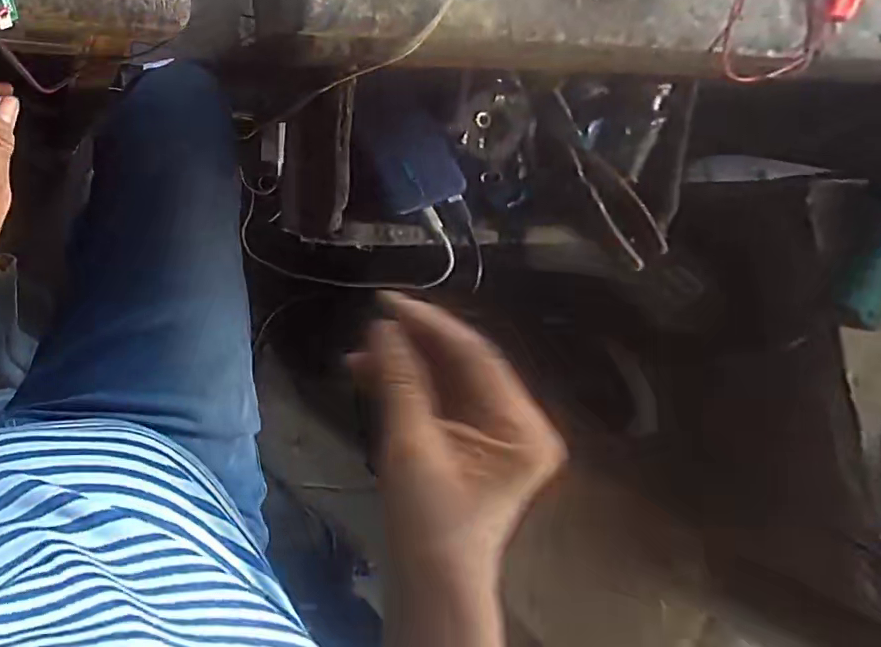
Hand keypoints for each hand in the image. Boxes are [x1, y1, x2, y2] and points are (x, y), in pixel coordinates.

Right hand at [351, 292, 564, 646]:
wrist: (429, 579)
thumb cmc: (428, 520)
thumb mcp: (411, 444)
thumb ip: (400, 379)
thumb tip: (383, 326)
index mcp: (520, 426)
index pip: (474, 354)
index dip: (429, 322)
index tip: (386, 300)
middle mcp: (515, 420)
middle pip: (460, 360)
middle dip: (412, 341)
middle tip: (372, 320)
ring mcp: (492, 428)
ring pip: (443, 373)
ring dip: (402, 360)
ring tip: (360, 353)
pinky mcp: (467, 435)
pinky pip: (435, 392)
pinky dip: (402, 380)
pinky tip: (366, 372)